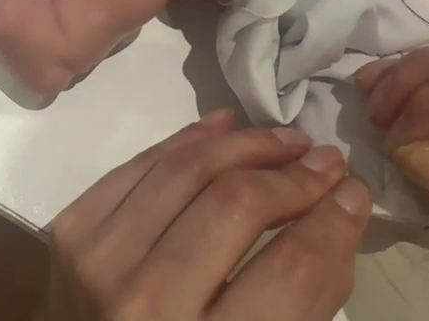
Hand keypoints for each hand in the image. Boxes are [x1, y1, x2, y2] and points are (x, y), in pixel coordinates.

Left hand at [47, 110, 370, 319]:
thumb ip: (301, 304)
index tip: (355, 192)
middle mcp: (146, 305)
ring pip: (186, 170)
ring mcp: (99, 259)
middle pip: (234, 207)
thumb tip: (339, 213)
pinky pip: (142, 163)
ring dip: (246, 145)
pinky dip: (187, 138)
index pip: (290, 275)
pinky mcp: (73, 228)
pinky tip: (225, 124)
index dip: (332, 225)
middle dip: (293, 177)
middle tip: (328, 160)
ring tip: (287, 139)